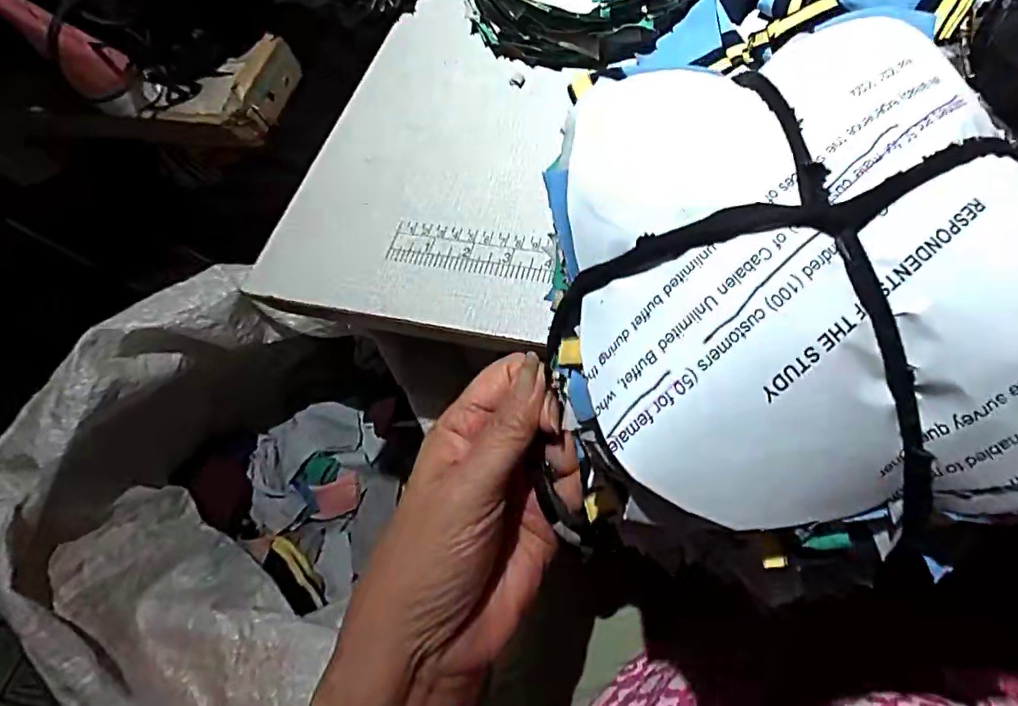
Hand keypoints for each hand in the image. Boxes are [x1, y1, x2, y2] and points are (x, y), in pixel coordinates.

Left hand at [314, 354, 581, 705]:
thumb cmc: (429, 560)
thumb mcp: (466, 487)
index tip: (560, 398)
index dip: (540, 377)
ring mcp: (529, 479)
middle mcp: (503, 447)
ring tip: (567, 478)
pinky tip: (580, 495)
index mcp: (470, 430)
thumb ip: (509, 427)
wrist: (433, 652)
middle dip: (567, 415)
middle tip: (565, 443)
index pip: (513, 377)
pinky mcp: (553, 511)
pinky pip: (581, 479)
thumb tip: (539, 364)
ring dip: (578, 451)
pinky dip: (588, 481)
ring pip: (570, 439)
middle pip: (550, 405)